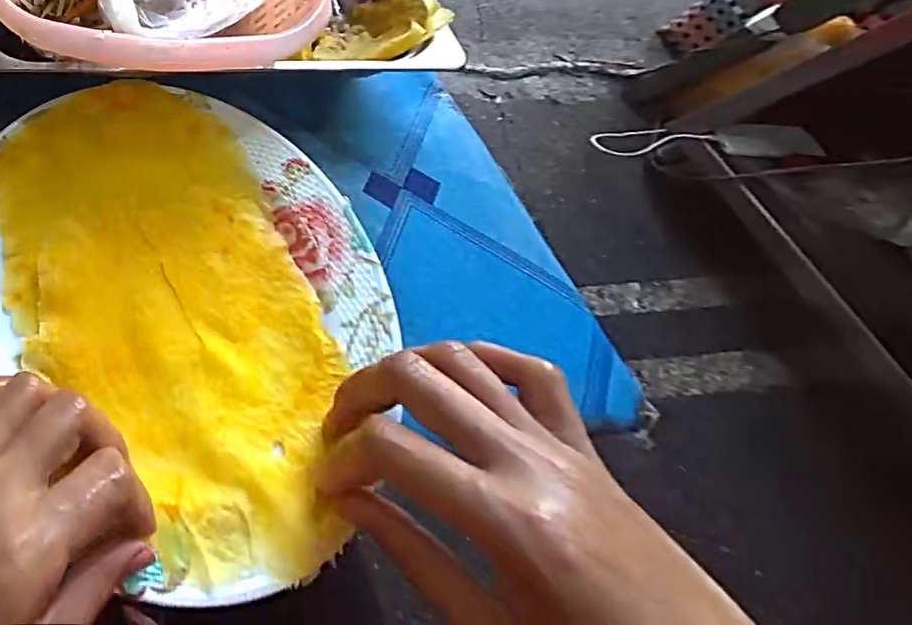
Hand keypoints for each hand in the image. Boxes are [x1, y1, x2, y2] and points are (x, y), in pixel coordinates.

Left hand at [0, 373, 155, 624]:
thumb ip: (91, 589)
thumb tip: (140, 545)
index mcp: (32, 540)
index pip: (109, 475)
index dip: (136, 496)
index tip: (131, 525)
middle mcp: (0, 480)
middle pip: (74, 411)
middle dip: (104, 438)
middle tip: (101, 477)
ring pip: (28, 388)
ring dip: (57, 409)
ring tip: (60, 448)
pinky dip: (5, 396)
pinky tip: (13, 427)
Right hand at [319, 341, 751, 624]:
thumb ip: (412, 554)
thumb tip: (348, 501)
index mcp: (507, 517)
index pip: (391, 449)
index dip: (344, 459)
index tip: (328, 484)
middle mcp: (528, 460)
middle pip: (414, 378)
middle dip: (357, 393)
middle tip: (340, 428)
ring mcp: (559, 443)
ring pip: (460, 357)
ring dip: (405, 366)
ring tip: (382, 399)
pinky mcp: (583, 444)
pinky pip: (530, 371)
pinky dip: (482, 357)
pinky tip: (455, 377)